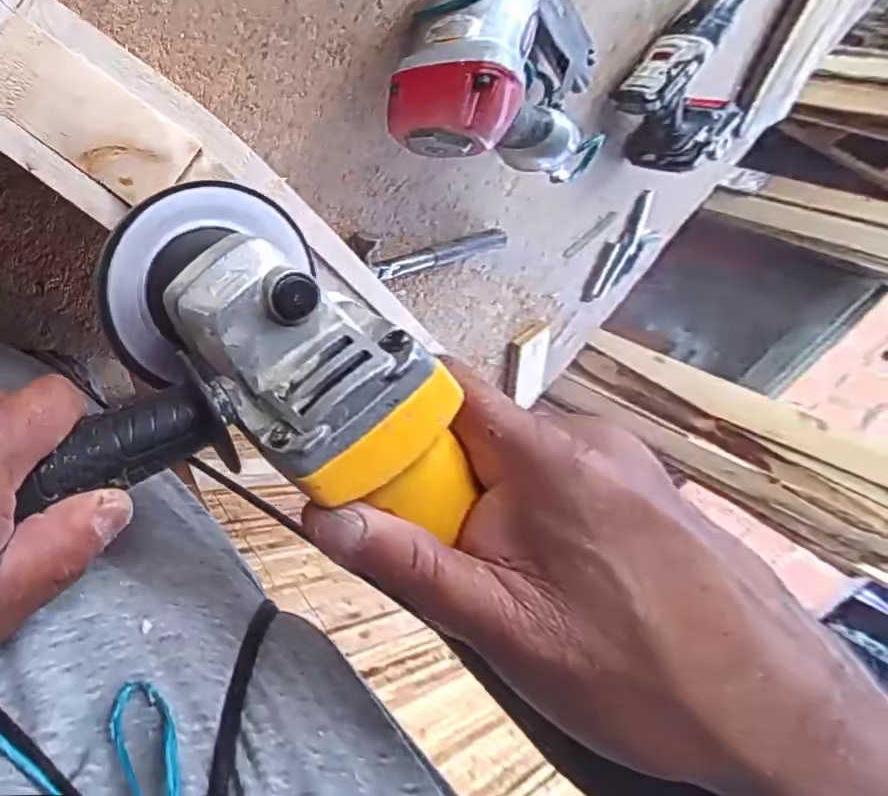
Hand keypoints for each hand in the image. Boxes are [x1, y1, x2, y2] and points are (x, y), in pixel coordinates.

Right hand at [301, 364, 887, 795]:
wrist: (803, 745)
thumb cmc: (663, 685)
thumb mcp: (508, 628)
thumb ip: (407, 565)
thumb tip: (323, 519)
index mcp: (554, 458)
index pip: (439, 383)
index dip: (378, 399)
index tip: (340, 434)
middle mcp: (588, 443)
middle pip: (459, 422)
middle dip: (423, 472)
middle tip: (421, 530)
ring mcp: (615, 464)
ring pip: (495, 450)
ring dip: (464, 492)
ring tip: (481, 560)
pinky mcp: (629, 489)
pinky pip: (535, 472)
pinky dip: (506, 502)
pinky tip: (527, 563)